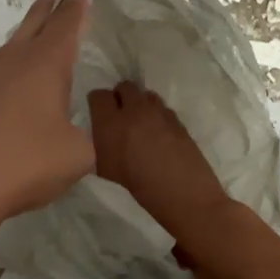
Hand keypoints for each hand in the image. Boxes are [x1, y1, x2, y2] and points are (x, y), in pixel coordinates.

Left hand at [0, 0, 95, 238]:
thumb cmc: (25, 166)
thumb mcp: (79, 155)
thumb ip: (95, 135)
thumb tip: (94, 129)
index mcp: (45, 65)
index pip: (68, 22)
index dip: (79, 0)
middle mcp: (13, 60)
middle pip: (38, 16)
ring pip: (15, 45)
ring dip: (33, 31)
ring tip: (46, 29)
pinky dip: (13, 69)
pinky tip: (16, 89)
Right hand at [87, 81, 230, 232]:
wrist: (182, 192)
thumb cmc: (137, 185)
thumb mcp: (104, 169)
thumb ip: (98, 145)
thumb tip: (98, 134)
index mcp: (110, 121)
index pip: (98, 95)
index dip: (97, 103)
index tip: (98, 114)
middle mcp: (134, 110)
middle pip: (124, 86)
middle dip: (120, 97)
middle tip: (119, 115)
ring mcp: (159, 112)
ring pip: (145, 94)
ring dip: (140, 103)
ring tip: (140, 122)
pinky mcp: (177, 118)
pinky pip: (162, 108)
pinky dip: (157, 115)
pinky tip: (158, 133)